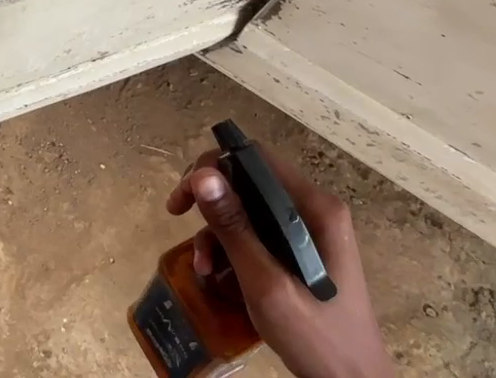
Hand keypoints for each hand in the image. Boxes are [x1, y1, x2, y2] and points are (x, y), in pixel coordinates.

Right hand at [167, 141, 393, 377]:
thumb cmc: (317, 337)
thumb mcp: (267, 284)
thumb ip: (234, 228)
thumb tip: (202, 174)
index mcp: (315, 208)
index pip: (256, 157)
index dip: (214, 165)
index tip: (186, 193)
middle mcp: (313, 210)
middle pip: (248, 181)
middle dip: (209, 200)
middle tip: (178, 215)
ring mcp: (307, 232)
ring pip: (246, 210)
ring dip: (216, 233)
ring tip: (202, 268)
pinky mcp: (299, 253)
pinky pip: (255, 234)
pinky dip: (230, 250)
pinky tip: (216, 276)